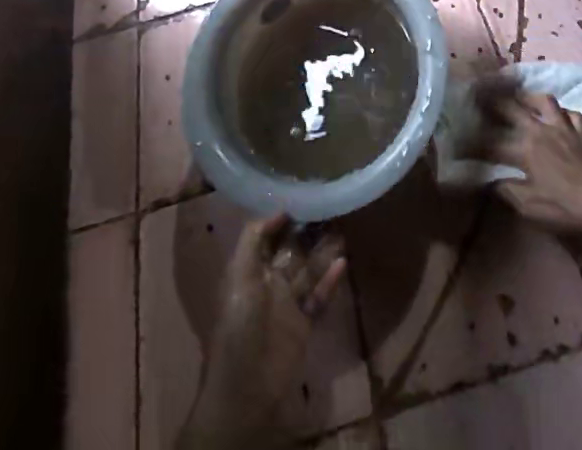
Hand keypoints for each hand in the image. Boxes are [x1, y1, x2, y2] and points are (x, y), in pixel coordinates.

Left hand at [180, 213, 346, 448]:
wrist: (246, 387)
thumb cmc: (238, 325)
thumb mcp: (238, 276)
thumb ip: (254, 239)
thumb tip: (279, 208)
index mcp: (248, 270)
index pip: (267, 236)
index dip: (283, 217)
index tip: (304, 194)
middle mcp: (268, 283)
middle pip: (291, 251)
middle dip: (308, 231)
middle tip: (331, 206)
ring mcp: (287, 304)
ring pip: (308, 270)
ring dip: (323, 252)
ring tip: (342, 229)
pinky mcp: (303, 323)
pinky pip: (319, 297)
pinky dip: (330, 281)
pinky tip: (343, 263)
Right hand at [482, 85, 581, 235]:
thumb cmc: (565, 207)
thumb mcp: (528, 206)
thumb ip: (505, 191)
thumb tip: (488, 182)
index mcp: (524, 149)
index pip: (490, 143)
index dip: (472, 144)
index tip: (458, 146)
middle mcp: (540, 130)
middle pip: (512, 108)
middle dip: (492, 102)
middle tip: (480, 95)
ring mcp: (565, 127)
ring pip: (544, 101)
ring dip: (529, 98)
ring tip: (521, 99)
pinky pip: (573, 114)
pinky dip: (564, 114)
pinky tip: (560, 117)